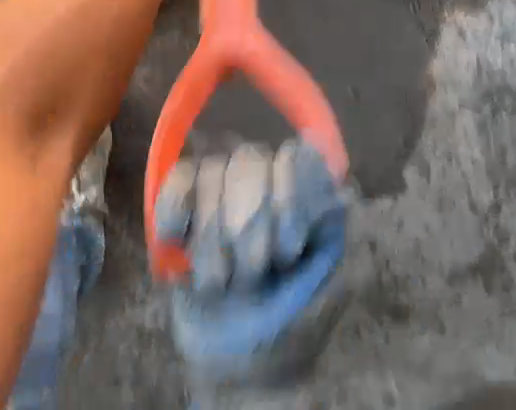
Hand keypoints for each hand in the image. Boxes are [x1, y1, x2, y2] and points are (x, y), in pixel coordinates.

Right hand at [152, 141, 348, 389]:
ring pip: (210, 170)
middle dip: (248, 226)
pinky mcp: (185, 201)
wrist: (235, 358)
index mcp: (306, 194)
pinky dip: (174, 212)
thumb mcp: (324, 291)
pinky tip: (176, 244)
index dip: (287, 199)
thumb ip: (330, 240)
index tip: (288, 250)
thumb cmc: (288, 325)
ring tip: (220, 281)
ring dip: (211, 236)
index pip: (296, 157)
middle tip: (251, 274)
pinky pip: (177, 182)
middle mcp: (266, 178)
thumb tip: (341, 190)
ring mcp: (223, 184)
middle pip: (249, 160)